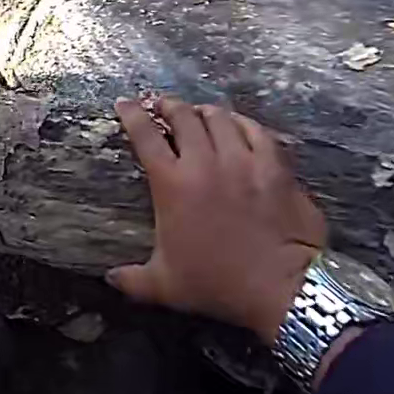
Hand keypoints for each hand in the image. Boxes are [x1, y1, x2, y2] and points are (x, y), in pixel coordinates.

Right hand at [107, 97, 326, 344]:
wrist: (283, 289)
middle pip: (182, 116)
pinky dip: (242, 123)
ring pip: (218, 118)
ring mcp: (242, 160)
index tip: (125, 103)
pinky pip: (255, 130)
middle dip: (168, 105)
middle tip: (162, 105)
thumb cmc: (218, 283)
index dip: (132, 114)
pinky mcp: (275, 166)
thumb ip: (133, 280)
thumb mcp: (166, 286)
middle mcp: (204, 162)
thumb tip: (109, 279)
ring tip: (198, 113)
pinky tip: (237, 124)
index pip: (145, 135)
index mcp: (172, 183)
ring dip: (203, 112)